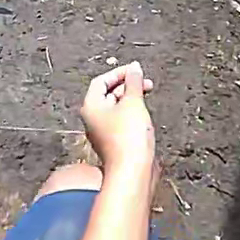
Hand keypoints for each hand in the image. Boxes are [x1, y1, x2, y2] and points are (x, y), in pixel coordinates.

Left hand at [81, 62, 156, 178]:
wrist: (132, 171)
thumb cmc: (129, 136)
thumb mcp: (133, 102)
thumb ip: (134, 82)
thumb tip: (134, 68)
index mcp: (91, 106)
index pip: (101, 81)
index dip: (119, 73)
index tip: (136, 71)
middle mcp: (92, 119)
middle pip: (108, 94)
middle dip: (127, 86)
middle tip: (146, 83)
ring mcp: (102, 133)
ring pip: (116, 108)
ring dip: (131, 99)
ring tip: (148, 98)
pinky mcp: (114, 143)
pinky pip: (121, 122)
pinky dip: (132, 114)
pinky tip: (145, 117)